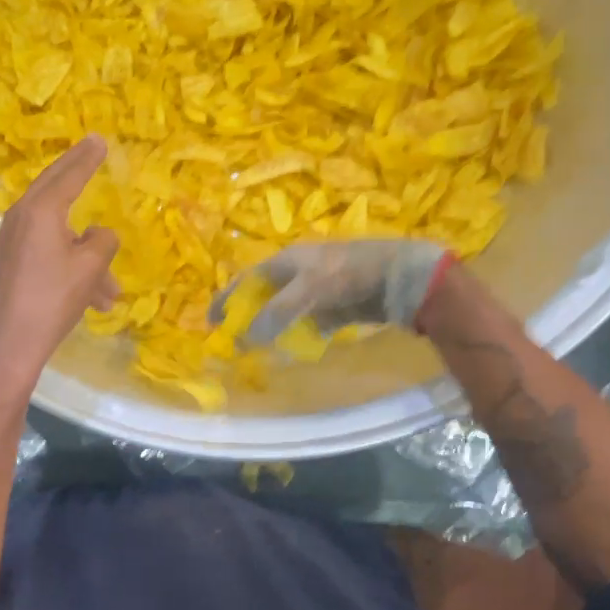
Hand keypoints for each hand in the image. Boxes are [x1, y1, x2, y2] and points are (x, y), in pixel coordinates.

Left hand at [0, 135, 120, 387]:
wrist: (13, 343)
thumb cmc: (54, 300)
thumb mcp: (90, 268)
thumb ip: (103, 241)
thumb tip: (98, 234)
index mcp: (40, 210)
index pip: (68, 174)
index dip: (87, 158)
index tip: (99, 141)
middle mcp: (20, 218)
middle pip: (54, 190)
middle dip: (78, 176)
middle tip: (93, 151)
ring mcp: (11, 242)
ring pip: (57, 235)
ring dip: (86, 258)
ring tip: (111, 292)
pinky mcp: (9, 265)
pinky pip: (46, 254)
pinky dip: (70, 268)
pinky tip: (92, 300)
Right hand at [211, 238, 454, 341]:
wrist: (398, 275)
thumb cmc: (346, 275)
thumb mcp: (306, 290)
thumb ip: (274, 314)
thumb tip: (244, 339)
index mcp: (284, 261)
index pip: (245, 281)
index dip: (226, 301)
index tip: (210, 323)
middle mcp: (297, 272)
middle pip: (262, 296)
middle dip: (246, 317)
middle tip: (234, 341)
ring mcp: (317, 289)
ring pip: (284, 310)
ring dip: (270, 328)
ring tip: (259, 349)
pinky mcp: (335, 305)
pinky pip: (307, 321)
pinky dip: (297, 334)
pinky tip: (294, 347)